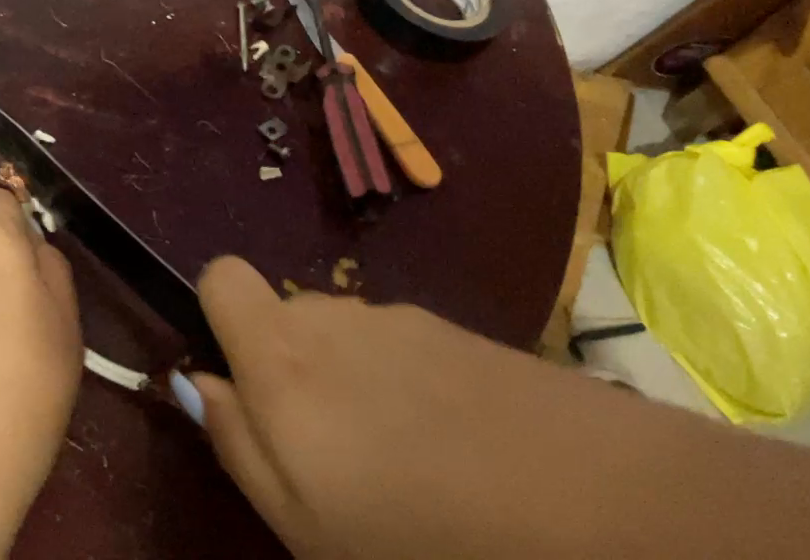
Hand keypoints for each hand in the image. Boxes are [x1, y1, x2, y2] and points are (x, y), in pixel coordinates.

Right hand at [187, 256, 809, 559]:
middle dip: (292, 370)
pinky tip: (464, 456)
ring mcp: (406, 322)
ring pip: (351, 341)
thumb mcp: (301, 520)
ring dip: (356, 386)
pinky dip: (413, 392)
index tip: (243, 383)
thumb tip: (201, 382)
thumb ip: (235, 440)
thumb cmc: (424, 535)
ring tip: (410, 467)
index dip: (219, 318)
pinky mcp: (468, 335)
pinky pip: (410, 354)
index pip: (220, 276)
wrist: (608, 511)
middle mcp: (334, 318)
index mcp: (281, 355)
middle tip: (335, 457)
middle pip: (288, 316)